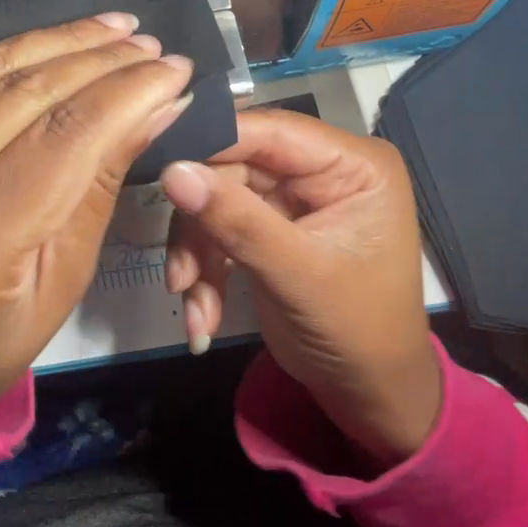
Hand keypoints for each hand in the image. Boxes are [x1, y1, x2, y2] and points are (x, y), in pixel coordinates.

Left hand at [0, 14, 195, 442]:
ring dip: (54, 41)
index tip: (175, 69)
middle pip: (22, 94)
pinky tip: (45, 43)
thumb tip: (157, 104)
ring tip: (112, 29)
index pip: (63, 138)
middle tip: (151, 45)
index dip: (126, 93)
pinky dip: (0, 50)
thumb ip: (101, 183)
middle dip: (99, 60)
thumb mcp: (62, 283)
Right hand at [162, 109, 440, 467]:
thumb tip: (171, 170)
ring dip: (197, 251)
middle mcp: (322, 168)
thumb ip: (236, 221)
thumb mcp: (297, 276)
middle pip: (232, 166)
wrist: (369, 396)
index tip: (158, 163)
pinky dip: (205, 267)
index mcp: (352, 164)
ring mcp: (292, 197)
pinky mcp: (268, 224)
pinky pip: (219, 226)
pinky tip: (203, 314)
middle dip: (201, 222)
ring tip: (192, 302)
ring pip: (216, 196)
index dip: (210, 142)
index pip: (269, 130)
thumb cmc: (357, 333)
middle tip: (179, 275)